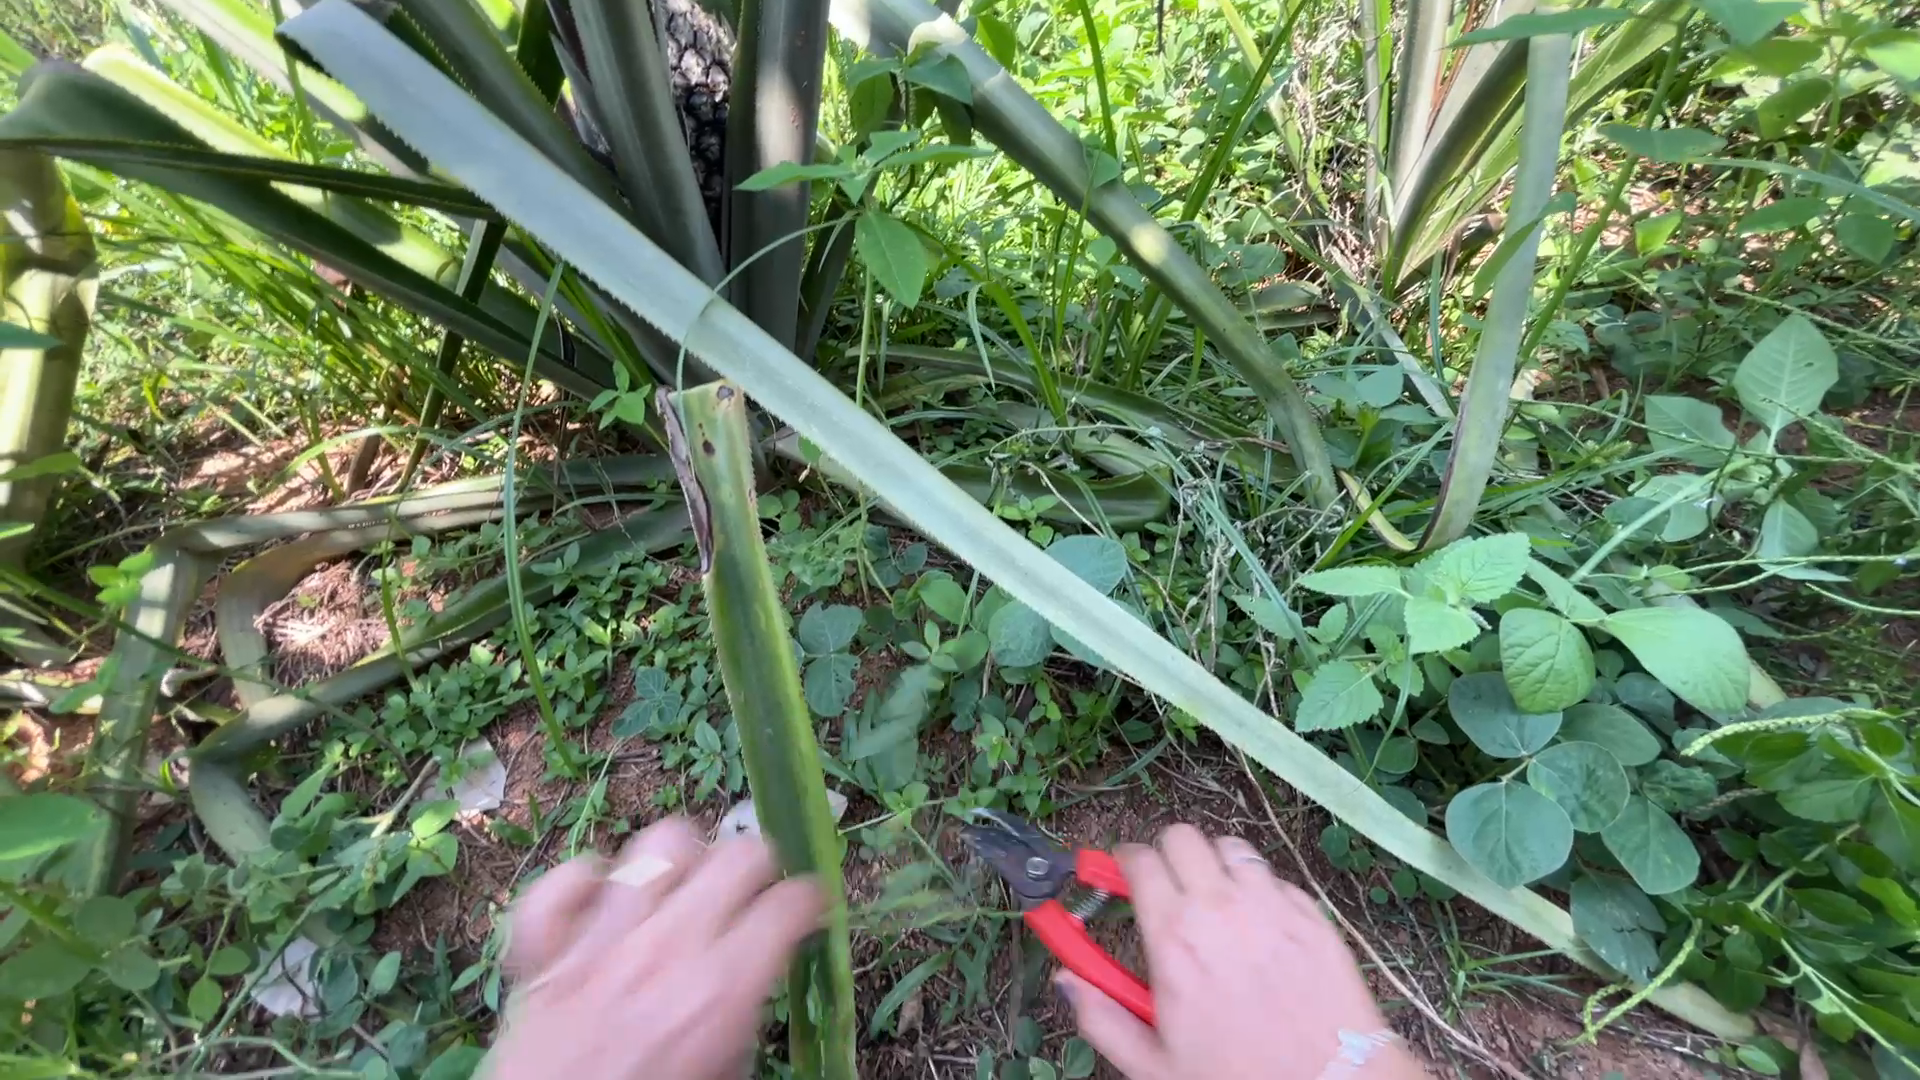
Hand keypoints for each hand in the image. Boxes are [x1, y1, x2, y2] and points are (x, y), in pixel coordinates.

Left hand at [486, 817, 823, 1079]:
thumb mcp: (729, 1074)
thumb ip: (746, 1011)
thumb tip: (760, 966)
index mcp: (722, 989)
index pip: (792, 902)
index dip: (810, 901)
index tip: (809, 911)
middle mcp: (669, 948)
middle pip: (740, 854)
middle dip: (761, 866)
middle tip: (756, 893)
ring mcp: (602, 944)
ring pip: (660, 845)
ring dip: (682, 862)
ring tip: (685, 890)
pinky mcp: (544, 955)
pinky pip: (561, 885)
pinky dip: (583, 885)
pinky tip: (603, 905)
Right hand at [1055, 825, 1423, 1079]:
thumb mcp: (1156, 1066)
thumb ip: (1103, 1017)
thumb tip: (1065, 979)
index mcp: (1173, 936)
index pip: (1137, 859)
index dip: (1125, 860)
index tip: (1125, 873)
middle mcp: (1218, 907)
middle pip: (1180, 836)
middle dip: (1168, 854)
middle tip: (1170, 885)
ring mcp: (1268, 904)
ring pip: (1229, 846)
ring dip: (1215, 864)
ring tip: (1217, 898)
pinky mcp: (1310, 913)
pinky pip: (1274, 876)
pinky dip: (1260, 889)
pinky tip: (1260, 923)